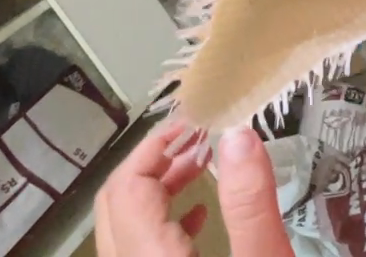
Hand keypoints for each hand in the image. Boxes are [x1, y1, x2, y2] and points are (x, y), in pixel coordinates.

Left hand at [95, 121, 292, 255]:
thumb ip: (249, 203)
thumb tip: (238, 134)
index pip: (126, 189)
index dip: (155, 145)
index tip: (198, 121)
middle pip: (116, 205)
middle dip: (155, 160)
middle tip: (200, 135)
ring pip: (125, 226)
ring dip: (160, 186)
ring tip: (204, 161)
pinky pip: (137, 248)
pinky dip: (162, 217)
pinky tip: (200, 210)